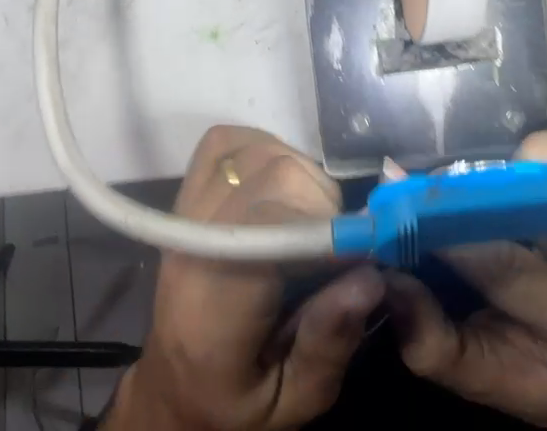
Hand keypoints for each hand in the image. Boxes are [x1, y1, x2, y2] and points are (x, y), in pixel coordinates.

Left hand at [104, 127, 383, 430]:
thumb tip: (372, 277)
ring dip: (301, 179)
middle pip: (271, 175)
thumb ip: (328, 345)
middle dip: (322, 204)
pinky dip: (267, 153)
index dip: (327, 225)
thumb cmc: (235, 401)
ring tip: (311, 225)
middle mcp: (193, 242)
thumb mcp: (292, 404)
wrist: (174, 389)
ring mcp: (184, 210)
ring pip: (258, 151)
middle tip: (337, 249)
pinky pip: (229, 142)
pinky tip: (283, 191)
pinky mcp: (186, 192)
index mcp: (213, 302)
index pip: (269, 221)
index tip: (364, 253)